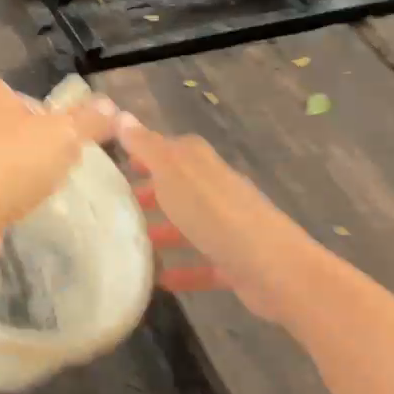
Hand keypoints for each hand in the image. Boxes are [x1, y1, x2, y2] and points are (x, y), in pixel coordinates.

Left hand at [0, 76, 119, 268]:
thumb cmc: (6, 165)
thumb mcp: (62, 138)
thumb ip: (87, 121)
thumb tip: (109, 105)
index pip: (18, 95)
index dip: (43, 120)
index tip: (59, 146)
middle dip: (23, 148)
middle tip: (46, 172)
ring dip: (2, 174)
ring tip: (24, 196)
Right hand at [117, 114, 323, 326]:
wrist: (279, 272)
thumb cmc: (217, 214)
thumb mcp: (173, 173)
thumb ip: (146, 146)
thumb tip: (120, 114)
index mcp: (202, 166)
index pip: (170, 148)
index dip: (143, 151)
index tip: (115, 161)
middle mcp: (217, 191)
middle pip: (178, 186)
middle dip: (149, 191)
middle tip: (114, 202)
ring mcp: (229, 227)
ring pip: (189, 224)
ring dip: (162, 230)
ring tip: (128, 240)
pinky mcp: (236, 262)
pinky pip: (202, 262)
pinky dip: (182, 269)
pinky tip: (158, 278)